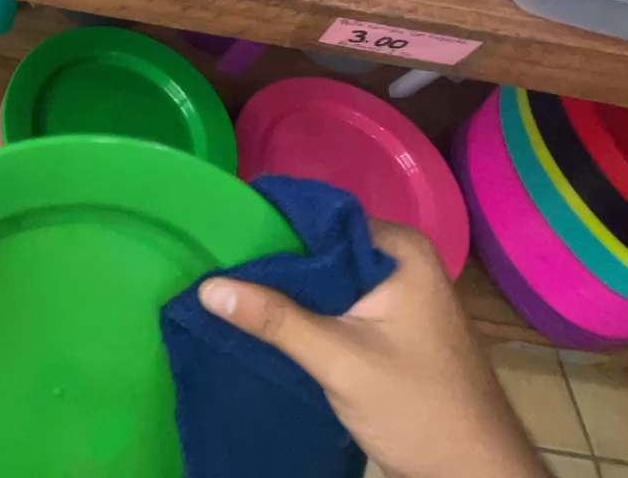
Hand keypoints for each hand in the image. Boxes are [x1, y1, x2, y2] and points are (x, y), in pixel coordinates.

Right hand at [198, 222, 547, 477]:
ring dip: (280, 284)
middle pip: (315, 243)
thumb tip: (205, 286)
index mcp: (398, 249)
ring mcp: (390, 291)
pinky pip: (327, 296)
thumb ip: (275, 320)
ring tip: (225, 282)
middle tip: (213, 260)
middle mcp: (395, 258)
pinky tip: (258, 312)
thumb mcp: (341, 361)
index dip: (268, 222)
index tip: (220, 231)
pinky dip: (296, 305)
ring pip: (318, 272)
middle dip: (269, 256)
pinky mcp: (381, 320)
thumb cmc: (421, 412)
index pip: (318, 215)